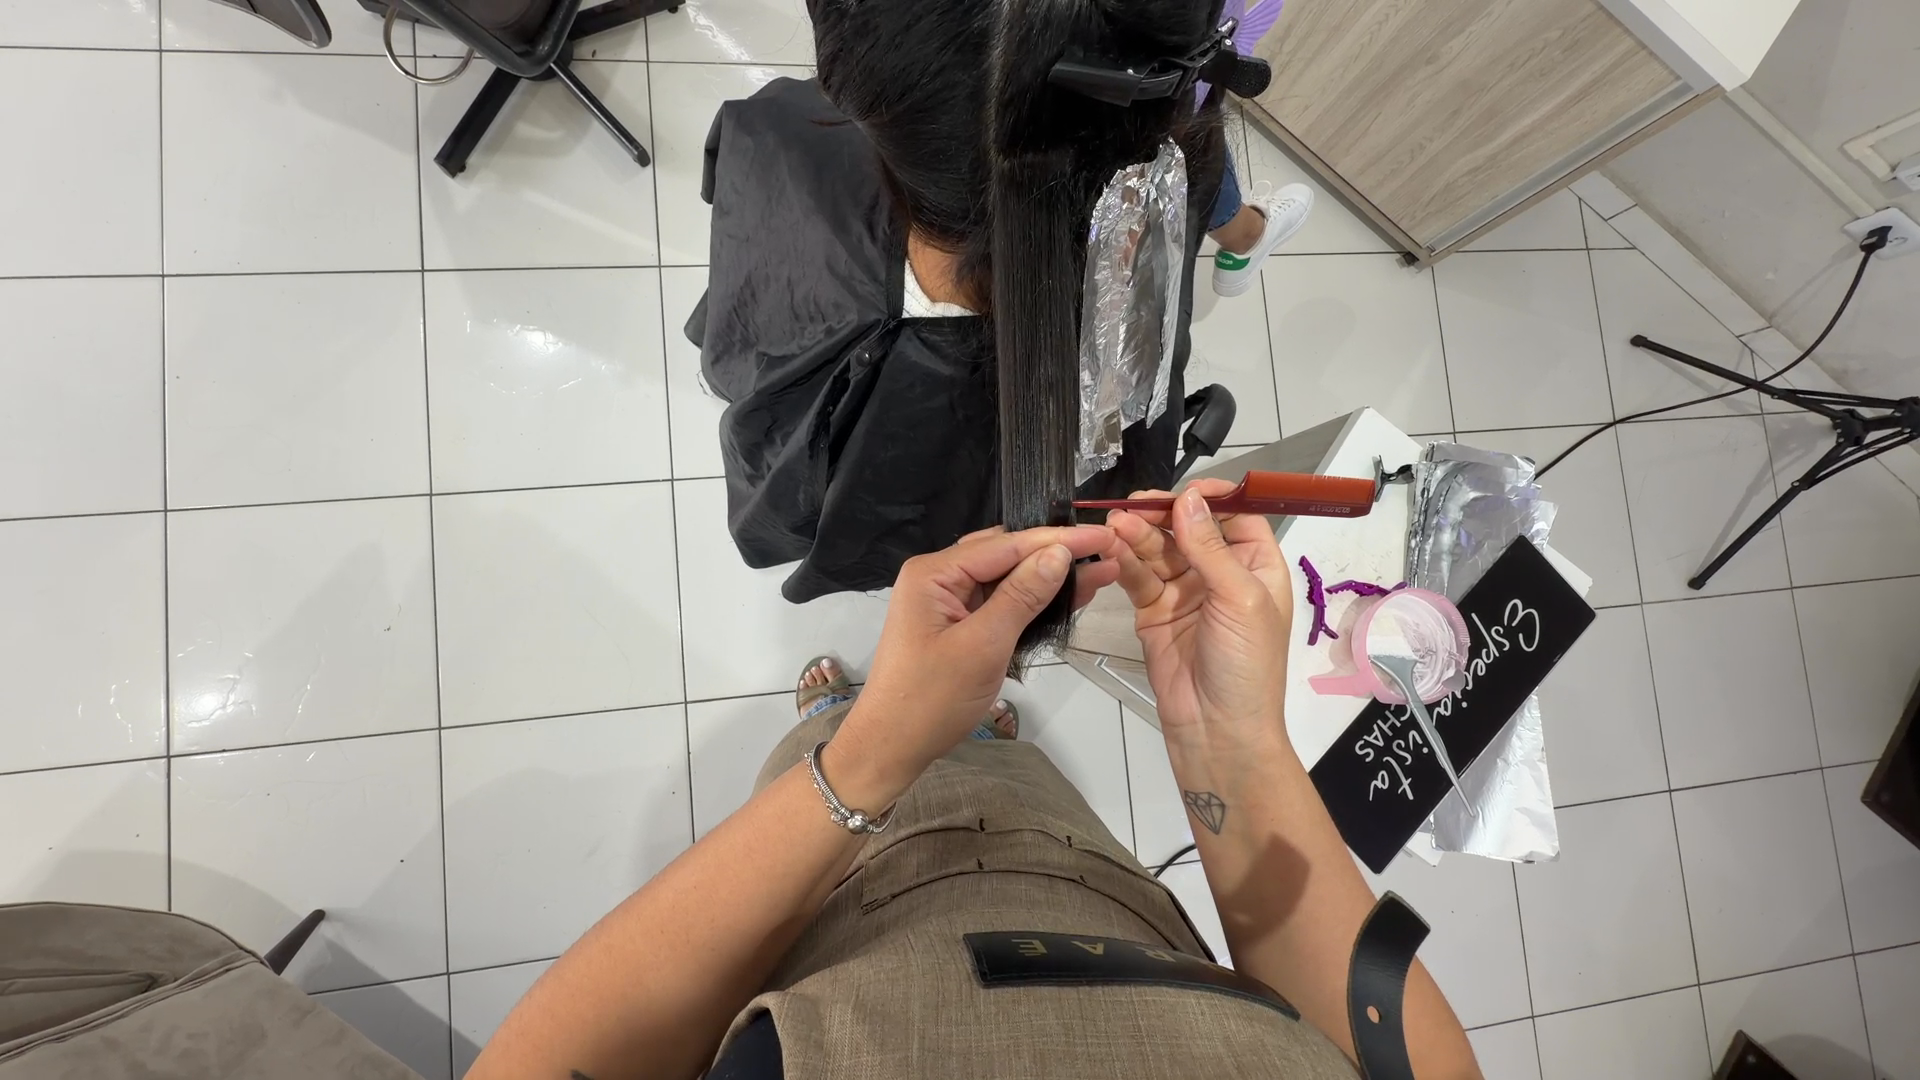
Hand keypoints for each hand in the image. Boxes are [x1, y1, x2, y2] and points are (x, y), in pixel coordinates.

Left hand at [831, 524, 1119, 796]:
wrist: (891, 747)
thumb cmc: (931, 699)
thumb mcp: (983, 645)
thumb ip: (1022, 596)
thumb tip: (1060, 553)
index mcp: (935, 573)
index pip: (1006, 544)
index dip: (1057, 540)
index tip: (1103, 536)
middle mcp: (939, 577)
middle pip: (1006, 554)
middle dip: (1057, 553)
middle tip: (1107, 552)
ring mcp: (948, 601)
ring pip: (1007, 578)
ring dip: (1050, 577)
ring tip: (1101, 572)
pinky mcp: (958, 624)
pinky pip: (1000, 602)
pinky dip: (1033, 601)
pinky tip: (1068, 596)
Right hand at [1107, 481, 1292, 740]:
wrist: (1216, 728)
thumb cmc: (1246, 664)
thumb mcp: (1238, 599)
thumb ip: (1210, 547)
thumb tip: (1188, 499)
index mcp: (1256, 566)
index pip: (1236, 516)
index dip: (1211, 499)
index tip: (1183, 492)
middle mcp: (1220, 573)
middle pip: (1189, 528)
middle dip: (1163, 514)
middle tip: (1134, 505)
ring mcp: (1184, 590)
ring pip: (1159, 549)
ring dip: (1138, 535)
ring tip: (1115, 523)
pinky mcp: (1153, 609)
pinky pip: (1138, 575)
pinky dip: (1125, 560)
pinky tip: (1112, 544)